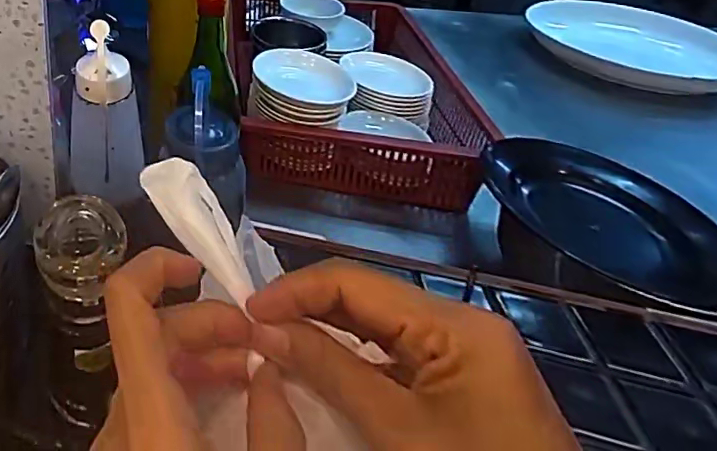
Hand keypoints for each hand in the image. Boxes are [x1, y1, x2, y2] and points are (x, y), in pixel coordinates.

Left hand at [95, 248, 303, 450]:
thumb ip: (274, 423)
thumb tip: (270, 367)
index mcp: (145, 411)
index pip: (125, 302)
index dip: (156, 266)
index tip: (200, 268)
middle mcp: (119, 418)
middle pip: (151, 333)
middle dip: (207, 320)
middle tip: (261, 338)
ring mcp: (118, 440)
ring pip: (152, 369)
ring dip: (202, 353)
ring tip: (254, 367)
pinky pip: (150, 401)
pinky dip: (188, 386)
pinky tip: (229, 402)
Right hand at [246, 260, 577, 450]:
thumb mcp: (398, 436)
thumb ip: (330, 370)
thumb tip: (263, 328)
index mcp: (456, 323)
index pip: (356, 282)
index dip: (296, 289)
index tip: (247, 310)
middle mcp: (464, 323)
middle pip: (369, 299)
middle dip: (310, 309)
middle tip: (256, 329)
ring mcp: (468, 352)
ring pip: (381, 326)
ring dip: (329, 333)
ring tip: (278, 344)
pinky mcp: (466, 381)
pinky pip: (399, 356)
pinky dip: (358, 361)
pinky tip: (323, 370)